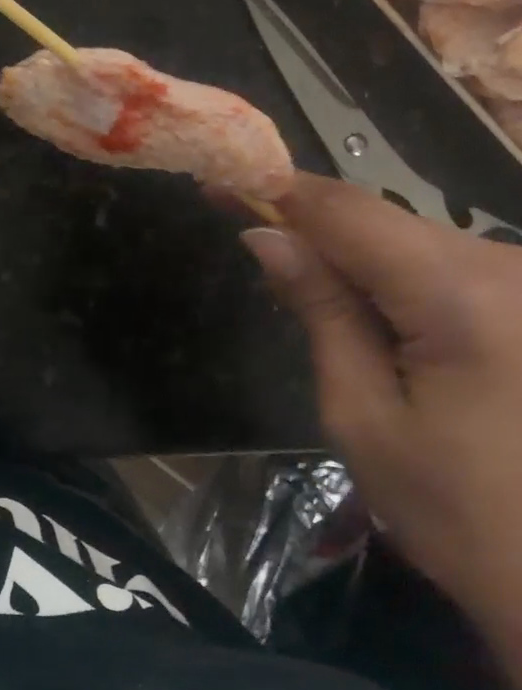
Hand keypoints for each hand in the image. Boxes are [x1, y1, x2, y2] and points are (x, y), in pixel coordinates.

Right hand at [243, 173, 521, 640]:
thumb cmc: (460, 510)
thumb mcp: (361, 413)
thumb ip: (321, 313)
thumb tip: (267, 238)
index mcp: (466, 299)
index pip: (348, 212)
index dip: (274, 189)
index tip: (215, 179)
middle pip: (394, 226)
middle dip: (320, 232)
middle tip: (254, 249)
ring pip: (434, 248)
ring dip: (370, 262)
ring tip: (324, 303)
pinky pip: (475, 275)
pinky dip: (417, 285)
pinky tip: (396, 327)